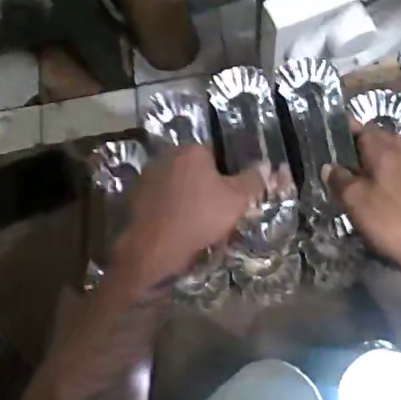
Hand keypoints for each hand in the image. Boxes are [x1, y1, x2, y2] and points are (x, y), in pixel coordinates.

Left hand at [113, 143, 266, 283]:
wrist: (151, 249)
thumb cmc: (198, 218)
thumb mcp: (236, 200)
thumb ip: (253, 180)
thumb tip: (266, 165)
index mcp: (191, 150)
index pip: (218, 155)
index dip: (229, 176)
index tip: (233, 197)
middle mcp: (166, 156)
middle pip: (196, 169)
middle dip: (207, 187)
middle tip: (218, 213)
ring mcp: (147, 176)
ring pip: (178, 186)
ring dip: (188, 199)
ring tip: (198, 224)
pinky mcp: (134, 198)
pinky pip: (161, 201)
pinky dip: (170, 210)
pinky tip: (177, 228)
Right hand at [326, 127, 400, 266]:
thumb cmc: (386, 217)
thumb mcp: (353, 198)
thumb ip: (338, 178)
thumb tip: (329, 166)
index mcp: (384, 150)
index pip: (363, 127)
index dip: (345, 128)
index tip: (329, 133)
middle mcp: (400, 154)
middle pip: (377, 138)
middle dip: (358, 141)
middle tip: (337, 154)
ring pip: (387, 153)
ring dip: (370, 157)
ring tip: (351, 170)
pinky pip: (395, 168)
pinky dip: (380, 171)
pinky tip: (370, 186)